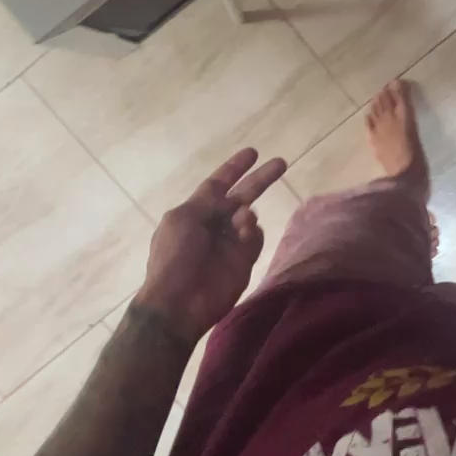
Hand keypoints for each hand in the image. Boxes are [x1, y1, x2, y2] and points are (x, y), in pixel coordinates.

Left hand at [134, 148, 286, 343]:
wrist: (179, 302)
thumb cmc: (174, 256)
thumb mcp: (183, 219)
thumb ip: (208, 203)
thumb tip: (235, 207)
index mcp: (194, 211)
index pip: (218, 184)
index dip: (234, 168)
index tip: (252, 152)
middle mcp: (215, 223)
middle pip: (243, 195)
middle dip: (260, 180)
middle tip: (281, 163)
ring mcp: (230, 242)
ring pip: (250, 217)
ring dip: (247, 215)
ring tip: (241, 222)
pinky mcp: (244, 260)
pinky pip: (255, 238)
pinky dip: (252, 233)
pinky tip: (244, 234)